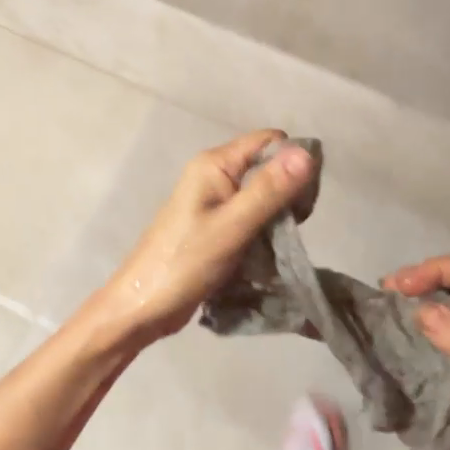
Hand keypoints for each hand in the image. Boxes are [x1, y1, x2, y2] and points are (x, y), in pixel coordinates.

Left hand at [86, 130, 314, 346]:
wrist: (142, 309)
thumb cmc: (183, 264)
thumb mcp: (232, 226)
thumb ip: (269, 190)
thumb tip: (307, 152)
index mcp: (215, 164)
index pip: (270, 141)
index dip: (294, 161)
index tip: (306, 198)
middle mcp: (215, 175)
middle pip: (269, 167)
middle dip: (289, 191)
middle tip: (295, 226)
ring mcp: (215, 202)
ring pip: (264, 195)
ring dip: (279, 215)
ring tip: (282, 244)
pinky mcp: (218, 227)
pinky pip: (253, 217)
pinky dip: (267, 231)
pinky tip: (270, 253)